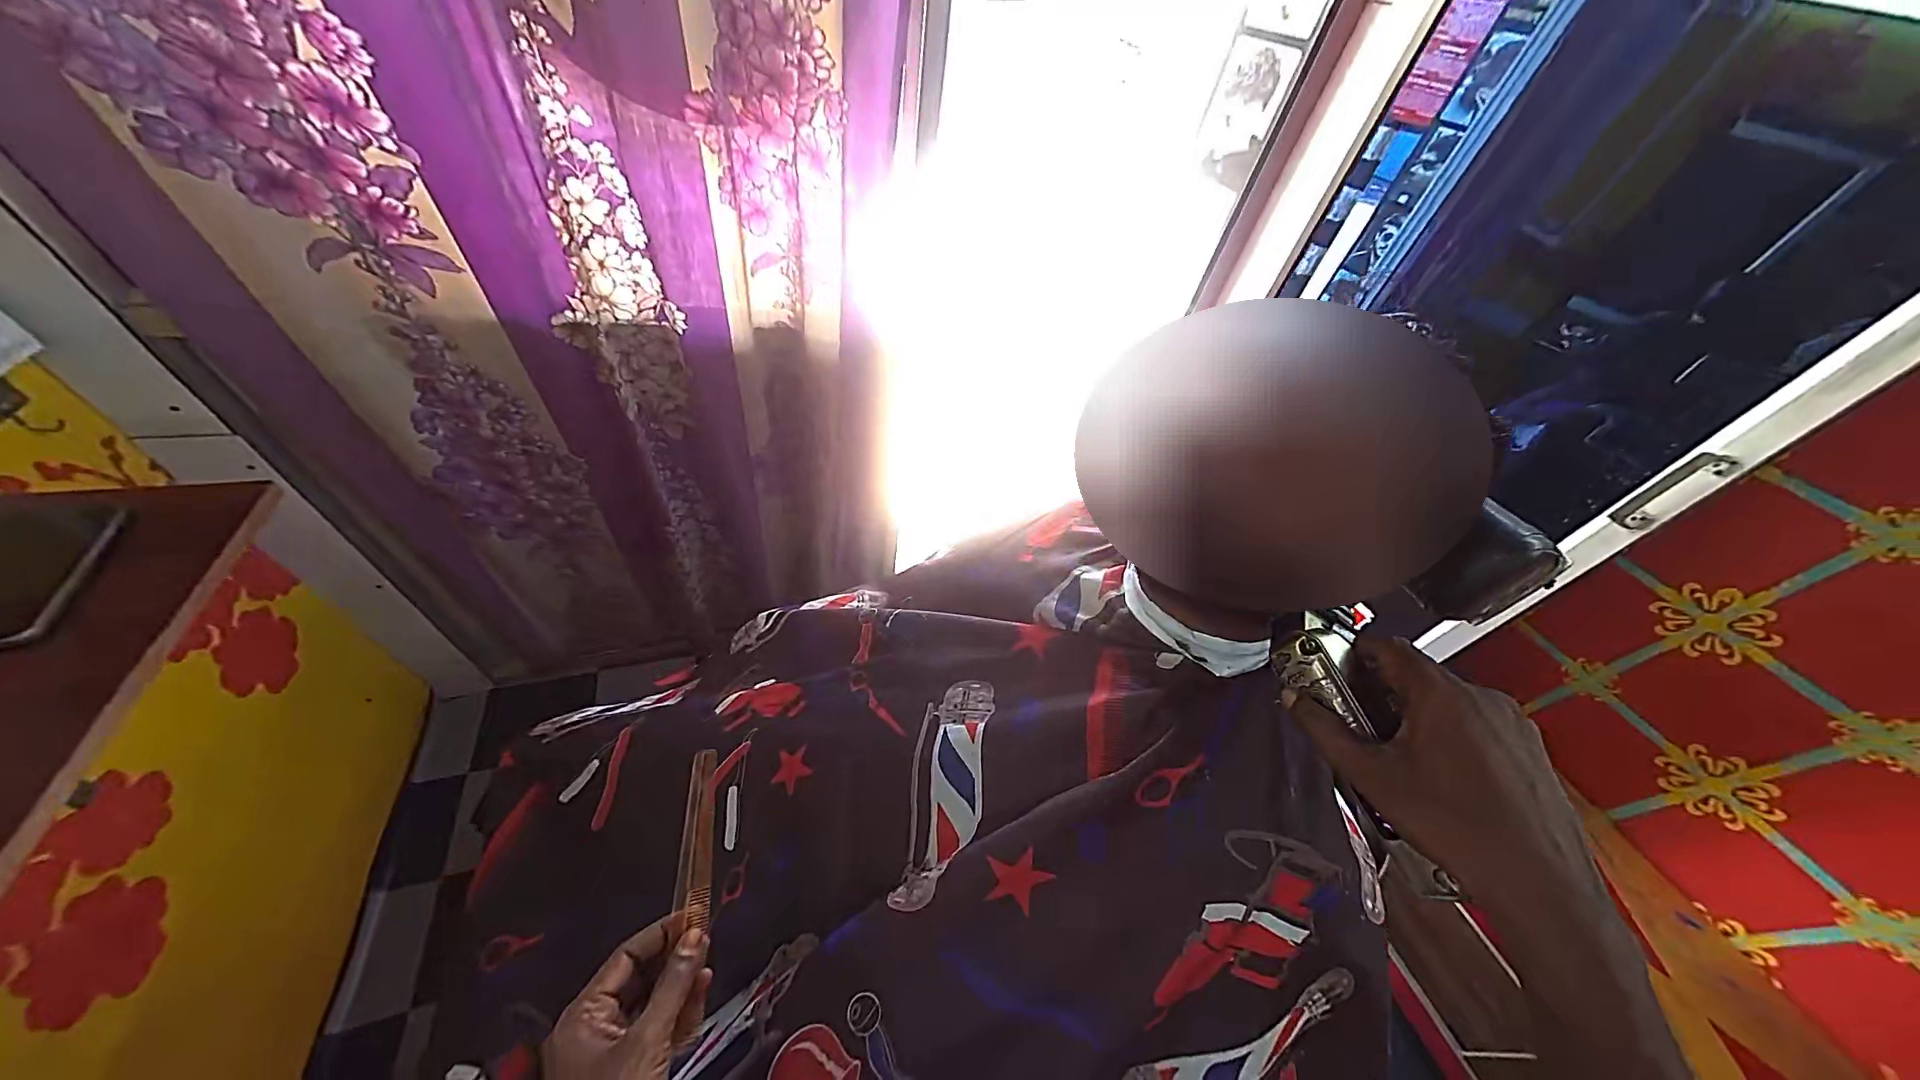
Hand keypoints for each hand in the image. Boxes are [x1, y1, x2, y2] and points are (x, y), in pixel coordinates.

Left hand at [542, 913, 712, 1079]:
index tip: (689, 916)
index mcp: (583, 1017)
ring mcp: (613, 1049)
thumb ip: (673, 985)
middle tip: (702, 939)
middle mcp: (594, 1029)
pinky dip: (680, 1011)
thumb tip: (692, 939)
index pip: (625, 957)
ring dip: (682, 984)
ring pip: (653, 1000)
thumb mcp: (648, 1039)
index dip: (659, 934)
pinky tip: (697, 997)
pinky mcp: (632, 1065)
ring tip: (704, 969)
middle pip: (641, 977)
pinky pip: (658, 1025)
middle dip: (674, 960)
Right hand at [1283, 636, 1597, 905]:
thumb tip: (1296, 700)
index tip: (1334, 670)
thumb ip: (1324, 729)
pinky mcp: (1527, 746)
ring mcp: (1510, 721)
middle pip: (1415, 674)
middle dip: (1379, 691)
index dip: (1353, 652)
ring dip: (1413, 714)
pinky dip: (1447, 733)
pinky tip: (1435, 773)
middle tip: (1356, 720)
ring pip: (1445, 700)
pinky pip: (1475, 723)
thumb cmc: (1456, 827)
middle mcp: (1480, 697)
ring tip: (1394, 754)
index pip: (1388, 646)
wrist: (1535, 880)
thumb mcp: (1370, 775)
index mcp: (1440, 694)